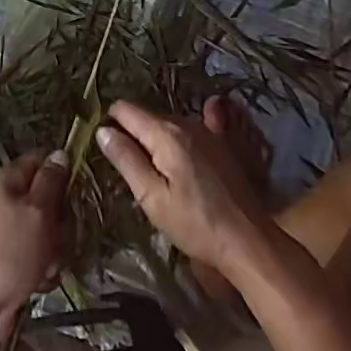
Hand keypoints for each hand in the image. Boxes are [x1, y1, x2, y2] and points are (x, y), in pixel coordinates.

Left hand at [0, 151, 68, 321]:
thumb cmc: (9, 250)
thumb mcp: (36, 209)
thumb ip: (52, 180)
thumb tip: (61, 152)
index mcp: (11, 179)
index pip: (43, 160)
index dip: (63, 172)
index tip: (76, 189)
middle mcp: (13, 200)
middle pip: (54, 199)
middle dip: (63, 220)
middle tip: (56, 234)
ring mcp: (16, 231)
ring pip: (55, 230)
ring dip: (58, 248)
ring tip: (46, 263)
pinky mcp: (20, 259)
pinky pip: (47, 255)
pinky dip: (48, 268)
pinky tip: (40, 279)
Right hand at [97, 100, 270, 272]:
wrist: (248, 241)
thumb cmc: (195, 223)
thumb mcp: (151, 197)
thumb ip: (125, 159)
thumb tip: (102, 130)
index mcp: (166, 133)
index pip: (125, 109)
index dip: (109, 121)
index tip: (102, 143)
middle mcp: (186, 123)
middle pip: (145, 116)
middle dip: (130, 133)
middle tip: (124, 166)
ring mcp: (206, 131)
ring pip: (165, 124)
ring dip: (152, 140)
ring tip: (148, 171)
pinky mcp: (218, 144)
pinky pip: (184, 133)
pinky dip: (172, 143)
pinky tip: (173, 165)